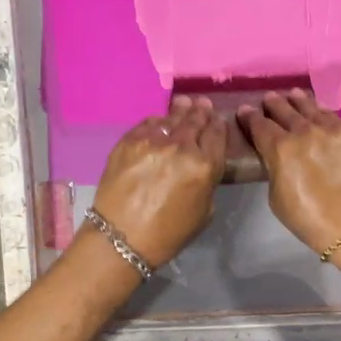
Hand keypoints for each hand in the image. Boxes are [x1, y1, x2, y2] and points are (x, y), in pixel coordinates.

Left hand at [90, 95, 226, 266]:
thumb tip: (202, 165)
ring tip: (185, 104)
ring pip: (172, 117)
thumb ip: (207, 181)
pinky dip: (157, 122)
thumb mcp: (204, 211)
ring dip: (181, 110)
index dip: (218, 125)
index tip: (217, 121)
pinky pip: (148, 123)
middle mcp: (181, 146)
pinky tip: (160, 121)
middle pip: (195, 120)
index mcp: (205, 166)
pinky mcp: (129, 140)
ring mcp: (153, 140)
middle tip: (203, 105)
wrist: (121, 237)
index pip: (217, 134)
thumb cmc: (168, 233)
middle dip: (201, 112)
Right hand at [239, 88, 340, 255]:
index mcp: (282, 148)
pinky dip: (325, 116)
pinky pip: (337, 120)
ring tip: (294, 95)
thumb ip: (275, 169)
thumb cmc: (312, 221)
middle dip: (275, 104)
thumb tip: (278, 157)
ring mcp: (336, 129)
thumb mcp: (278, 199)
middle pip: (286, 110)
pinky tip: (323, 116)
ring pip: (313, 108)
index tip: (245, 110)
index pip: (260, 125)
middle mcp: (308, 130)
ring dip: (300, 101)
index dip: (250, 117)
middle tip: (269, 98)